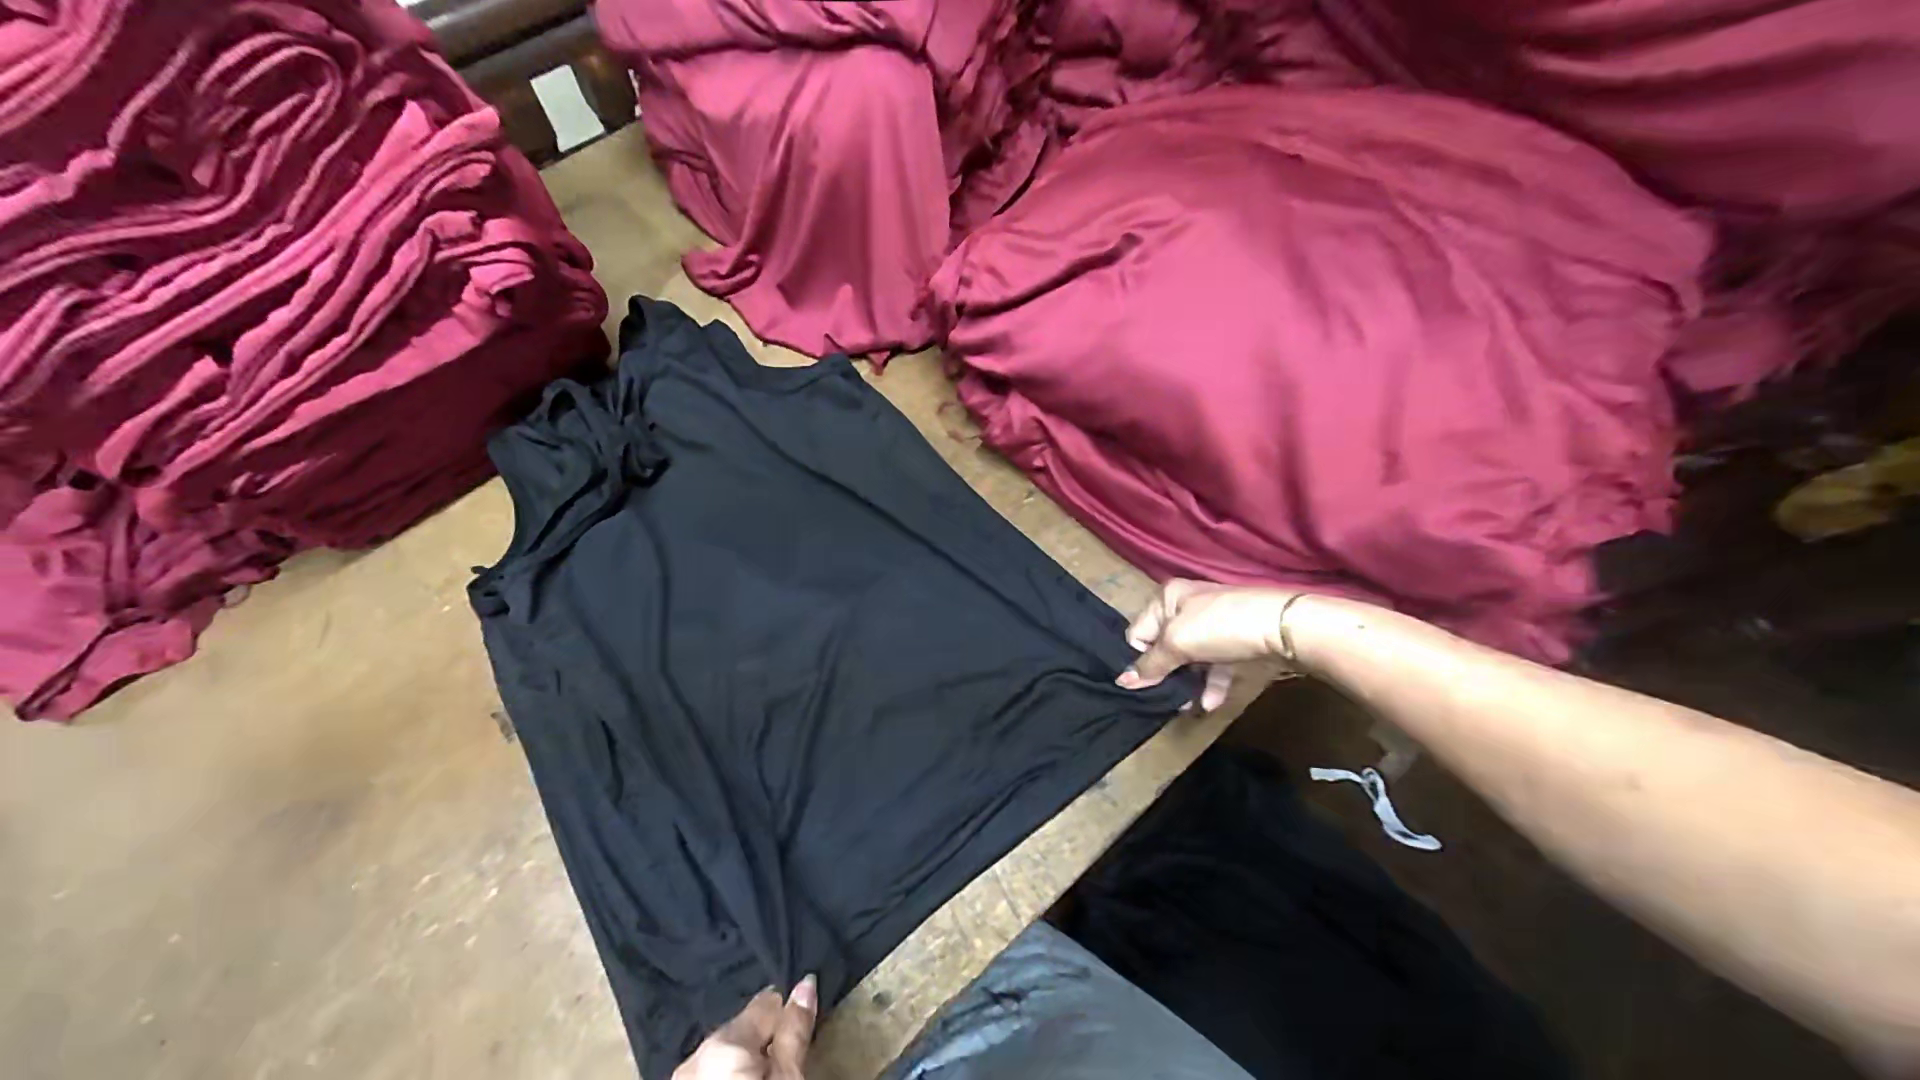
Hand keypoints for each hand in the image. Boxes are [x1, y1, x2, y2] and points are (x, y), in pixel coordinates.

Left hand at [673, 977, 817, 1079]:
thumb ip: (794, 1032)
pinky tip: (740, 1073)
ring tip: (765, 1059)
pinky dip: (722, 1067)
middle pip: (740, 1027)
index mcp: (722, 1042)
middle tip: (786, 1039)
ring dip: (742, 1050)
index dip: (787, 1003)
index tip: (804, 1003)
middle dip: (762, 1030)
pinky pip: (706, 1068)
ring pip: (721, 1050)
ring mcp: (679, 1076)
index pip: (765, 1003)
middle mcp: (693, 1053)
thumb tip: (807, 982)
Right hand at [1116, 581, 1301, 709]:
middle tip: (1164, 698)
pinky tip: (1209, 704)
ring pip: (1189, 659)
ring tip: (1185, 705)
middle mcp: (1186, 607)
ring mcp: (1212, 625)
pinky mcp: (1233, 642)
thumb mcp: (1177, 644)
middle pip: (1163, 647)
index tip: (1147, 681)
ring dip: (1187, 683)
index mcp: (1166, 598)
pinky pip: (1213, 665)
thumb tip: (1122, 681)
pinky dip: (1210, 684)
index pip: (1138, 632)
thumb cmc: (1219, 627)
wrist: (1282, 627)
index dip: (1141, 658)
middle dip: (1164, 674)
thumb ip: (1150, 665)